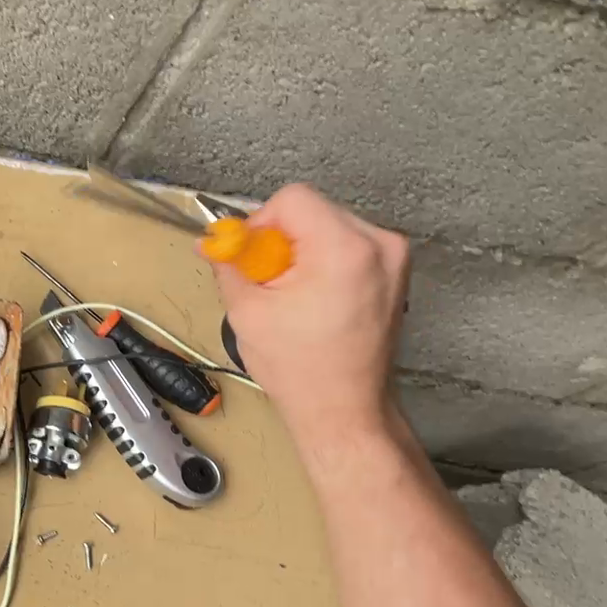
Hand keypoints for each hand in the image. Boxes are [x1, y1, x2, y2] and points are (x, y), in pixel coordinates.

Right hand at [205, 184, 410, 443]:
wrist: (343, 407)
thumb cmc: (303, 370)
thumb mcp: (247, 313)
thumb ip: (228, 266)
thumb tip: (213, 243)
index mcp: (344, 249)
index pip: (292, 199)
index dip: (259, 223)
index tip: (247, 254)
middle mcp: (379, 244)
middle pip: (311, 211)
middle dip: (278, 241)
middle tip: (265, 282)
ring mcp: (392, 257)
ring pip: (327, 227)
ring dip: (298, 253)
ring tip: (289, 297)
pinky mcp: (393, 270)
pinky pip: (345, 246)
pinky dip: (319, 263)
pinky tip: (309, 300)